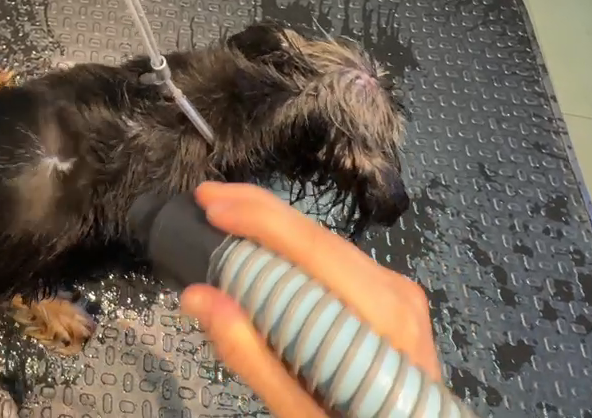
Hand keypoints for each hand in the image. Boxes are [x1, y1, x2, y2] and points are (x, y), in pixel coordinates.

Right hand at [180, 182, 438, 417]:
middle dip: (256, 208)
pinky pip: (329, 256)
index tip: (210, 207)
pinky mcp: (385, 294)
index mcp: (383, 317)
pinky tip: (258, 239)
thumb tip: (196, 296)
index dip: (260, 220)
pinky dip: (288, 242)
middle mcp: (394, 291)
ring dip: (270, 220)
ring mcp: (394, 290)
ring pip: (322, 238)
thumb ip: (253, 358)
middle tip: (205, 196)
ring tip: (222, 211)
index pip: (315, 249)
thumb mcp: (304, 413)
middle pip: (317, 233)